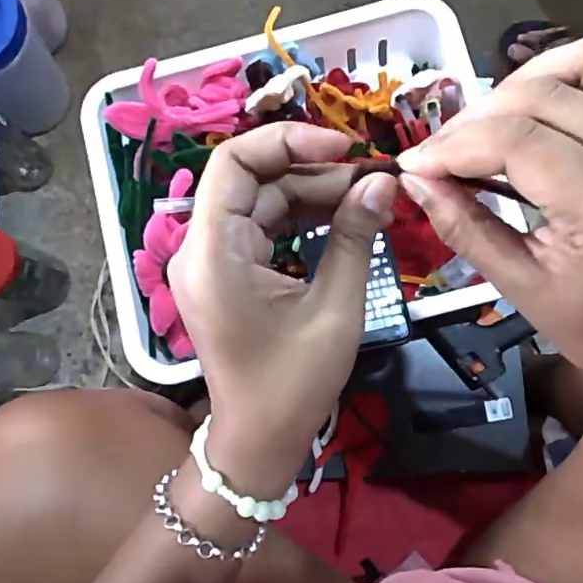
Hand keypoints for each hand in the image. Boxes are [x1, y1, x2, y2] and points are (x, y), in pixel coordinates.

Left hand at [168, 126, 395, 488]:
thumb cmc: (294, 383)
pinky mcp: (225, 275)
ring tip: (366, 198)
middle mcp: (201, 248)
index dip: (290, 142)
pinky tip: (341, 219)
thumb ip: (355, 239)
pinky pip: (262, 229)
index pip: (235, 163)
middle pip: (252, 180)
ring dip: (311, 195)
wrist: (259, 440)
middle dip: (312, 172)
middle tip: (371, 180)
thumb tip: (382, 182)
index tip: (346, 149)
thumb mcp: (335, 309)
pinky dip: (299, 220)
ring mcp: (210, 262)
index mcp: (213, 253)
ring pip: (260, 202)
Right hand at [395, 14, 582, 388]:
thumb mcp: (516, 285)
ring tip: (490, 116)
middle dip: (479, 118)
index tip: (414, 164)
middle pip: (549, 97)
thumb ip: (463, 224)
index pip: (520, 143)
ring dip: (528, 78)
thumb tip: (413, 176)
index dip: (455, 146)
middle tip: (441, 153)